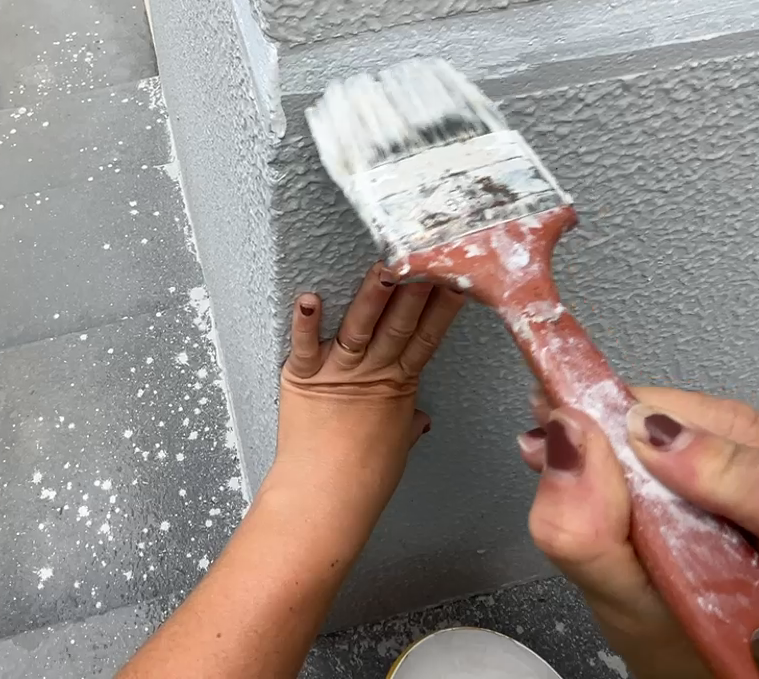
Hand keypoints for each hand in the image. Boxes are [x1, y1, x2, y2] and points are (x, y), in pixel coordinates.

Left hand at [259, 265, 466, 540]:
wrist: (326, 500)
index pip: (426, 339)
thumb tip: (421, 418)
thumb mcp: (395, 443)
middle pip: (398, 325)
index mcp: (397, 384)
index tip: (455, 279)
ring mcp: (338, 373)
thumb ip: (407, 421)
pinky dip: (305, 322)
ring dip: (370, 297)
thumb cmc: (363, 477)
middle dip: (414, 291)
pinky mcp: (303, 378)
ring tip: (381, 267)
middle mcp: (372, 373)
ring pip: (359, 327)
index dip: (441, 309)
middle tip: (426, 258)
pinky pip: (304, 345)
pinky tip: (309, 297)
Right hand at [518, 388, 758, 678]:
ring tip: (589, 447)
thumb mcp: (633, 627)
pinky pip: (741, 432)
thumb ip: (593, 539)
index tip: (630, 442)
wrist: (733, 672)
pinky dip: (668, 433)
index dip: (723, 463)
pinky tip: (628, 452)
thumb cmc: (701, 671)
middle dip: (651, 434)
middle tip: (568, 435)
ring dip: (651, 430)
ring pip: (743, 431)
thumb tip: (568, 439)